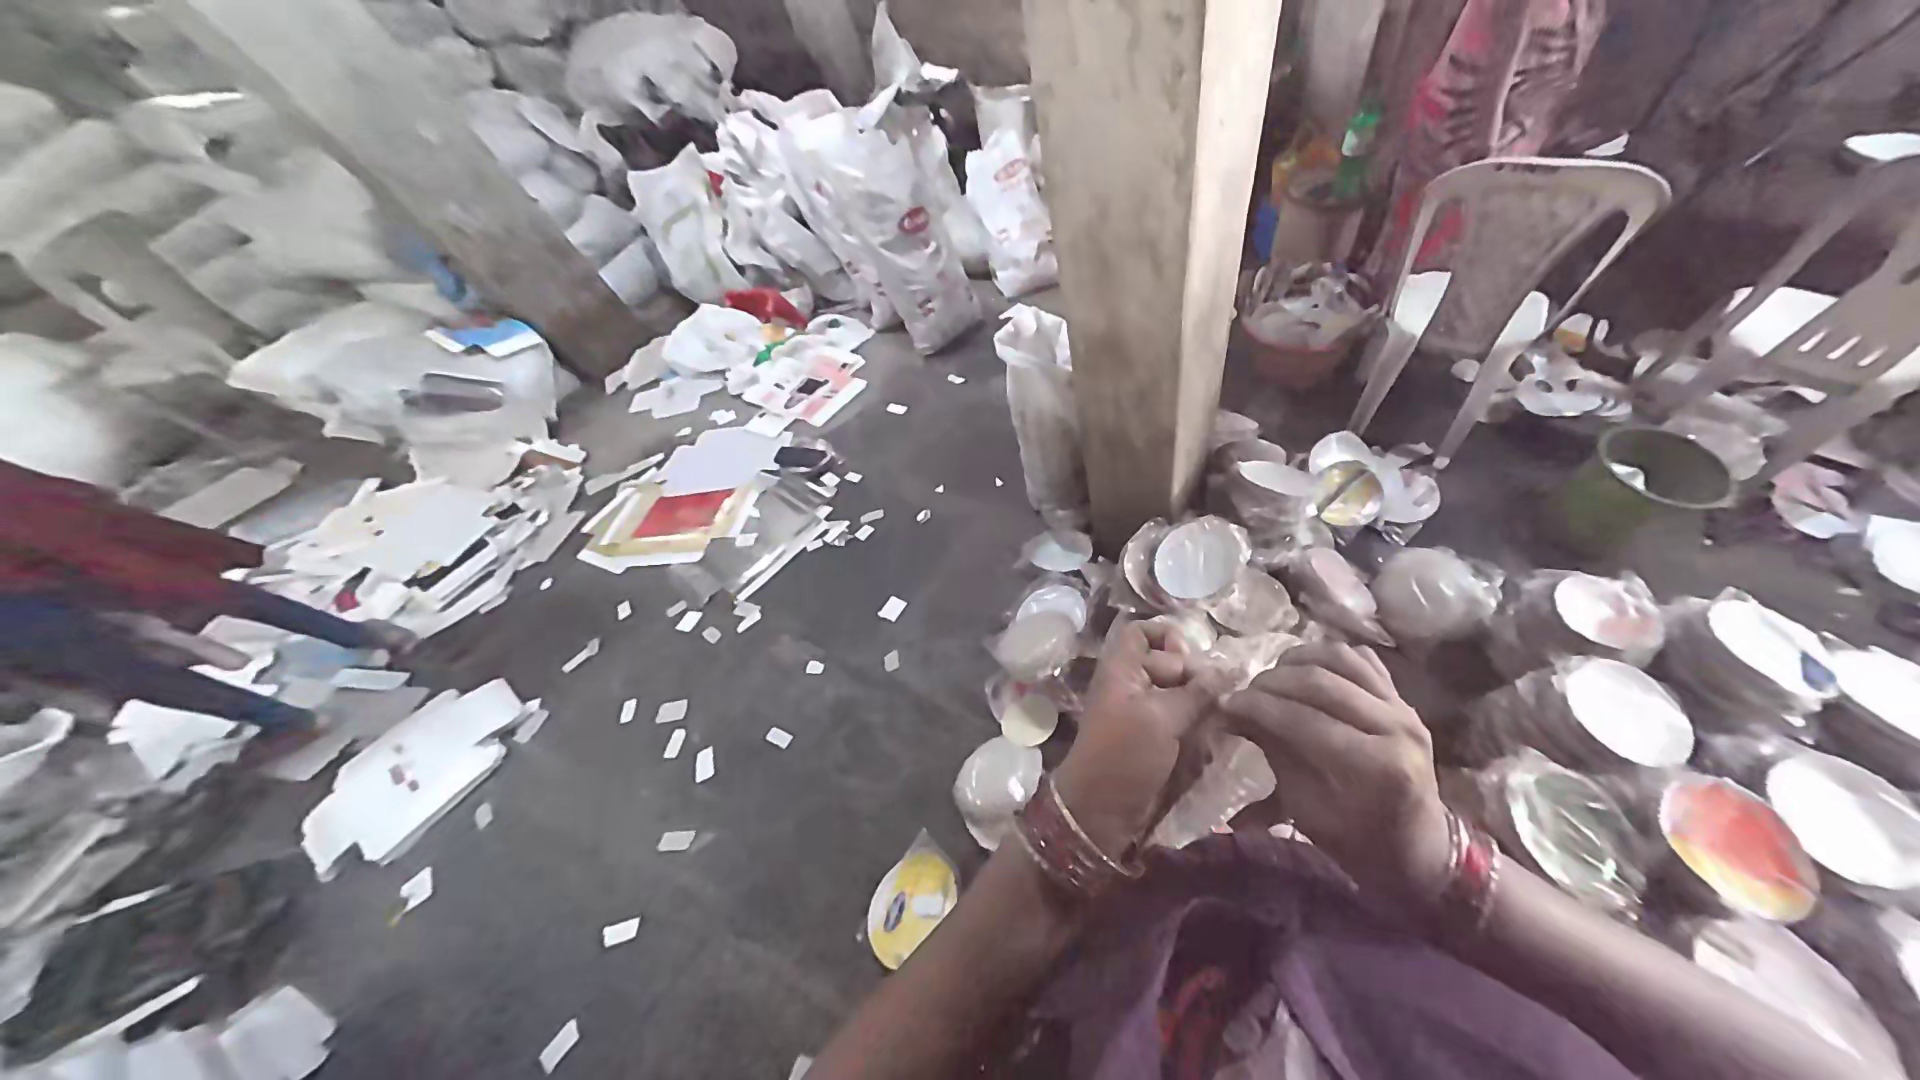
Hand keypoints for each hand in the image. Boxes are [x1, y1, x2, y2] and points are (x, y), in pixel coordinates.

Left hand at [1053, 619, 1211, 853]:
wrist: (1099, 810)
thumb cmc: (1124, 754)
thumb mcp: (1162, 718)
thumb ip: (1197, 692)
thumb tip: (1230, 669)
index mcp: (1121, 669)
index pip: (1141, 632)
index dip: (1167, 636)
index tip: (1190, 658)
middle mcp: (1131, 685)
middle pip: (1169, 665)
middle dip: (1195, 680)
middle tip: (1217, 702)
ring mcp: (1142, 713)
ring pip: (1181, 696)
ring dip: (1200, 710)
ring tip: (1216, 725)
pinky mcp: (1153, 739)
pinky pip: (1181, 723)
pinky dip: (1196, 731)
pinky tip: (1208, 747)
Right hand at [1221, 642, 1452, 913]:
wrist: (1415, 846)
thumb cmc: (1354, 838)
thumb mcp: (1303, 806)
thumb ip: (1273, 753)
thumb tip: (1232, 714)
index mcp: (1378, 766)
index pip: (1304, 719)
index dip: (1257, 707)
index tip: (1224, 704)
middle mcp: (1397, 728)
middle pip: (1321, 682)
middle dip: (1270, 682)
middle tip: (1242, 692)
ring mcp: (1404, 707)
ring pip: (1341, 659)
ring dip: (1297, 661)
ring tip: (1271, 676)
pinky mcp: (1403, 697)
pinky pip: (1361, 659)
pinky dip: (1325, 656)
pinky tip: (1303, 669)